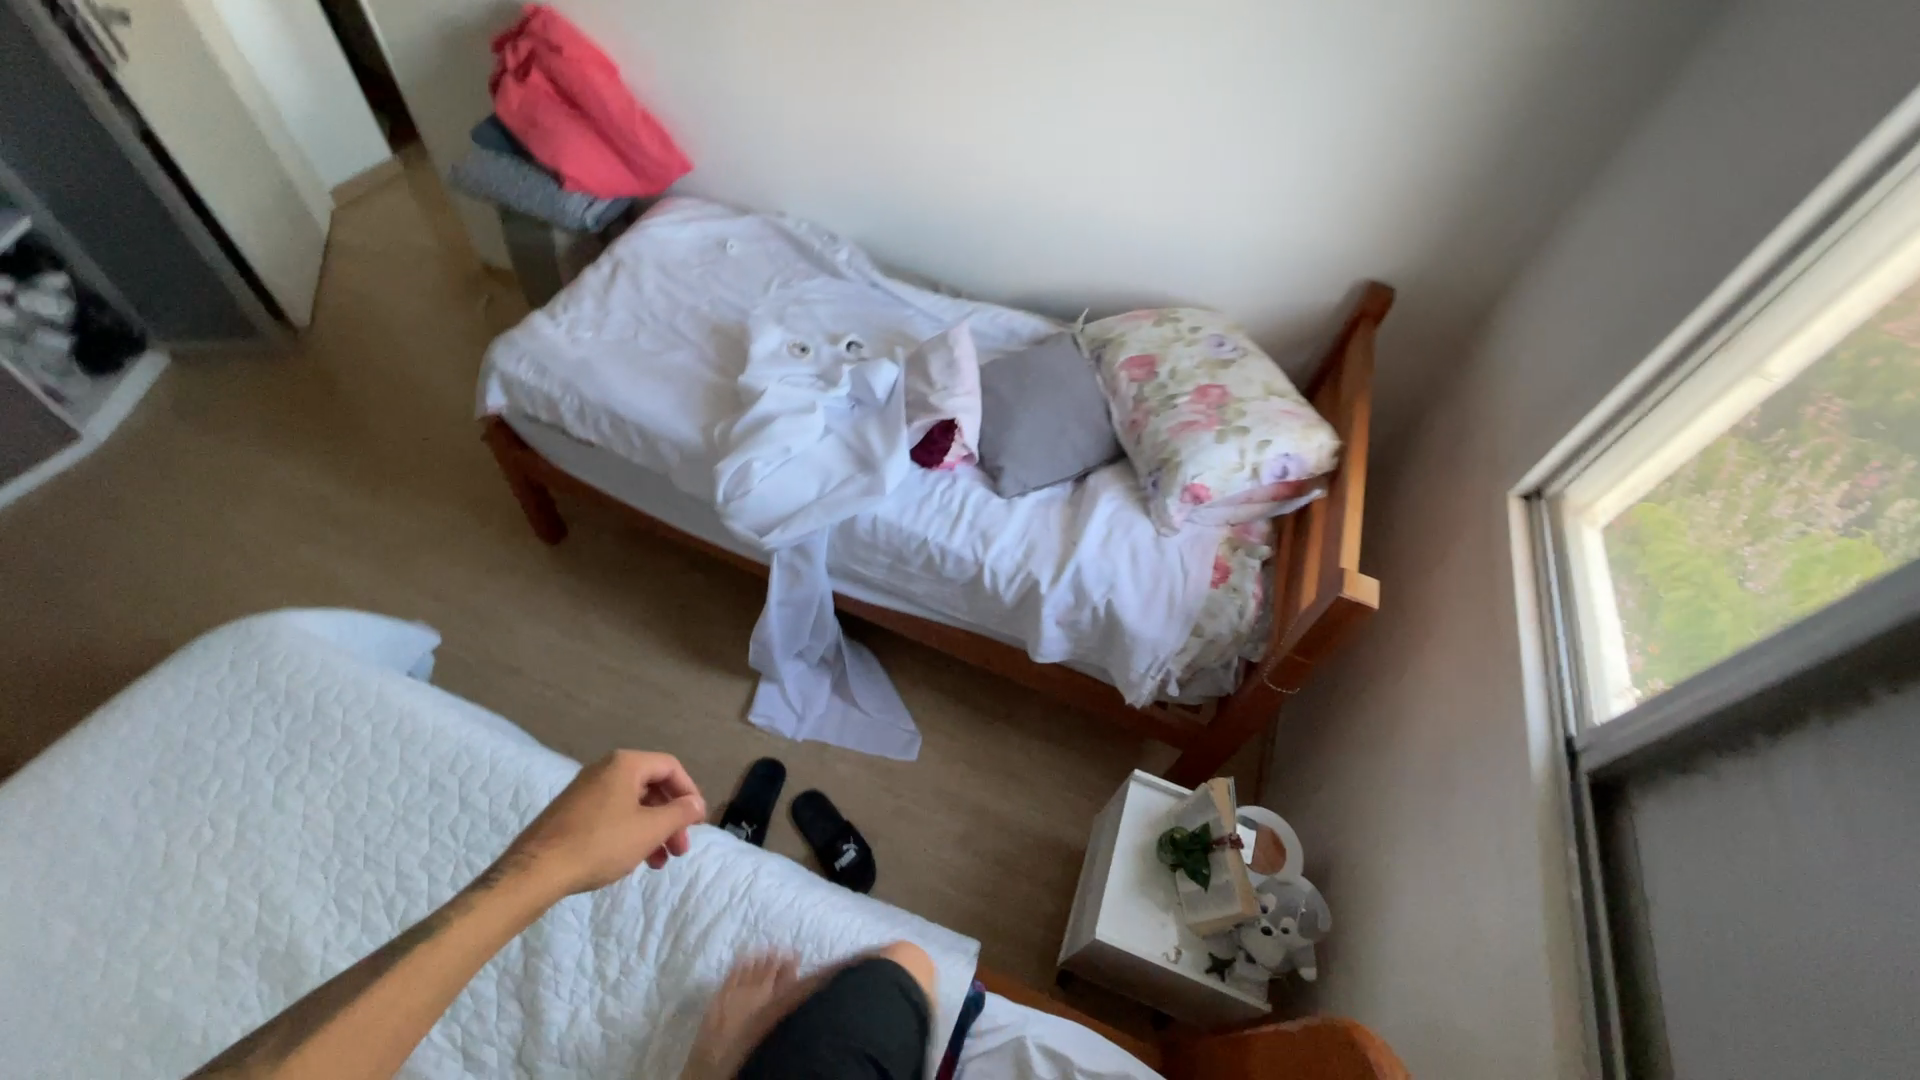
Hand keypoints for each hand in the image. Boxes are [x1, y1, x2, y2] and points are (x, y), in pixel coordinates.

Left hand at [499, 750, 706, 898]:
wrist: (534, 871)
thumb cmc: (600, 844)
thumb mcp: (650, 830)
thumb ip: (680, 813)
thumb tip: (697, 803)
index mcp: (625, 764)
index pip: (671, 768)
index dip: (689, 793)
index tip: (696, 822)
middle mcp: (605, 769)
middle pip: (652, 787)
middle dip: (671, 819)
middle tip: (679, 849)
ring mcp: (585, 790)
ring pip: (632, 805)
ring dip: (652, 830)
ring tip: (658, 862)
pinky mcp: (571, 812)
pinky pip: (612, 814)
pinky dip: (630, 832)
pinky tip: (632, 859)